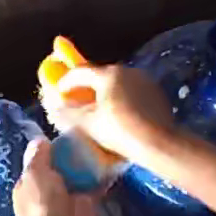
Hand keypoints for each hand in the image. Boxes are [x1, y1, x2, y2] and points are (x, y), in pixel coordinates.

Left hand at [14, 139, 97, 215]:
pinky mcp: (88, 202)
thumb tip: (41, 139)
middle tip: (92, 133)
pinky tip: (114, 160)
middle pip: (64, 163)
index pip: (42, 158)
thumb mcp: (34, 173)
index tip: (70, 131)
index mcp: (32, 179)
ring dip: (91, 162)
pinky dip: (104, 175)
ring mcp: (69, 194)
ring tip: (104, 140)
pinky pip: (97, 184)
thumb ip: (39, 156)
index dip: (54, 146)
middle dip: (75, 152)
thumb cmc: (41, 203)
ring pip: (81, 173)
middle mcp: (50, 185)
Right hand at [48, 65, 175, 164]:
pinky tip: (121, 117)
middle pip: (101, 76)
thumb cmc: (119, 130)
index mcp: (108, 74)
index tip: (59, 92)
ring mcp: (145, 81)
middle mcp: (128, 71)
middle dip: (88, 88)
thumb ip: (68, 112)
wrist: (159, 144)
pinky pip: (133, 93)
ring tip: (100, 112)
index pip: (81, 71)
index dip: (67, 81)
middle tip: (79, 103)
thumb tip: (56, 107)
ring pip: (119, 85)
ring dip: (107, 94)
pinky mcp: (157, 94)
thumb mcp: (88, 124)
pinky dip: (123, 101)